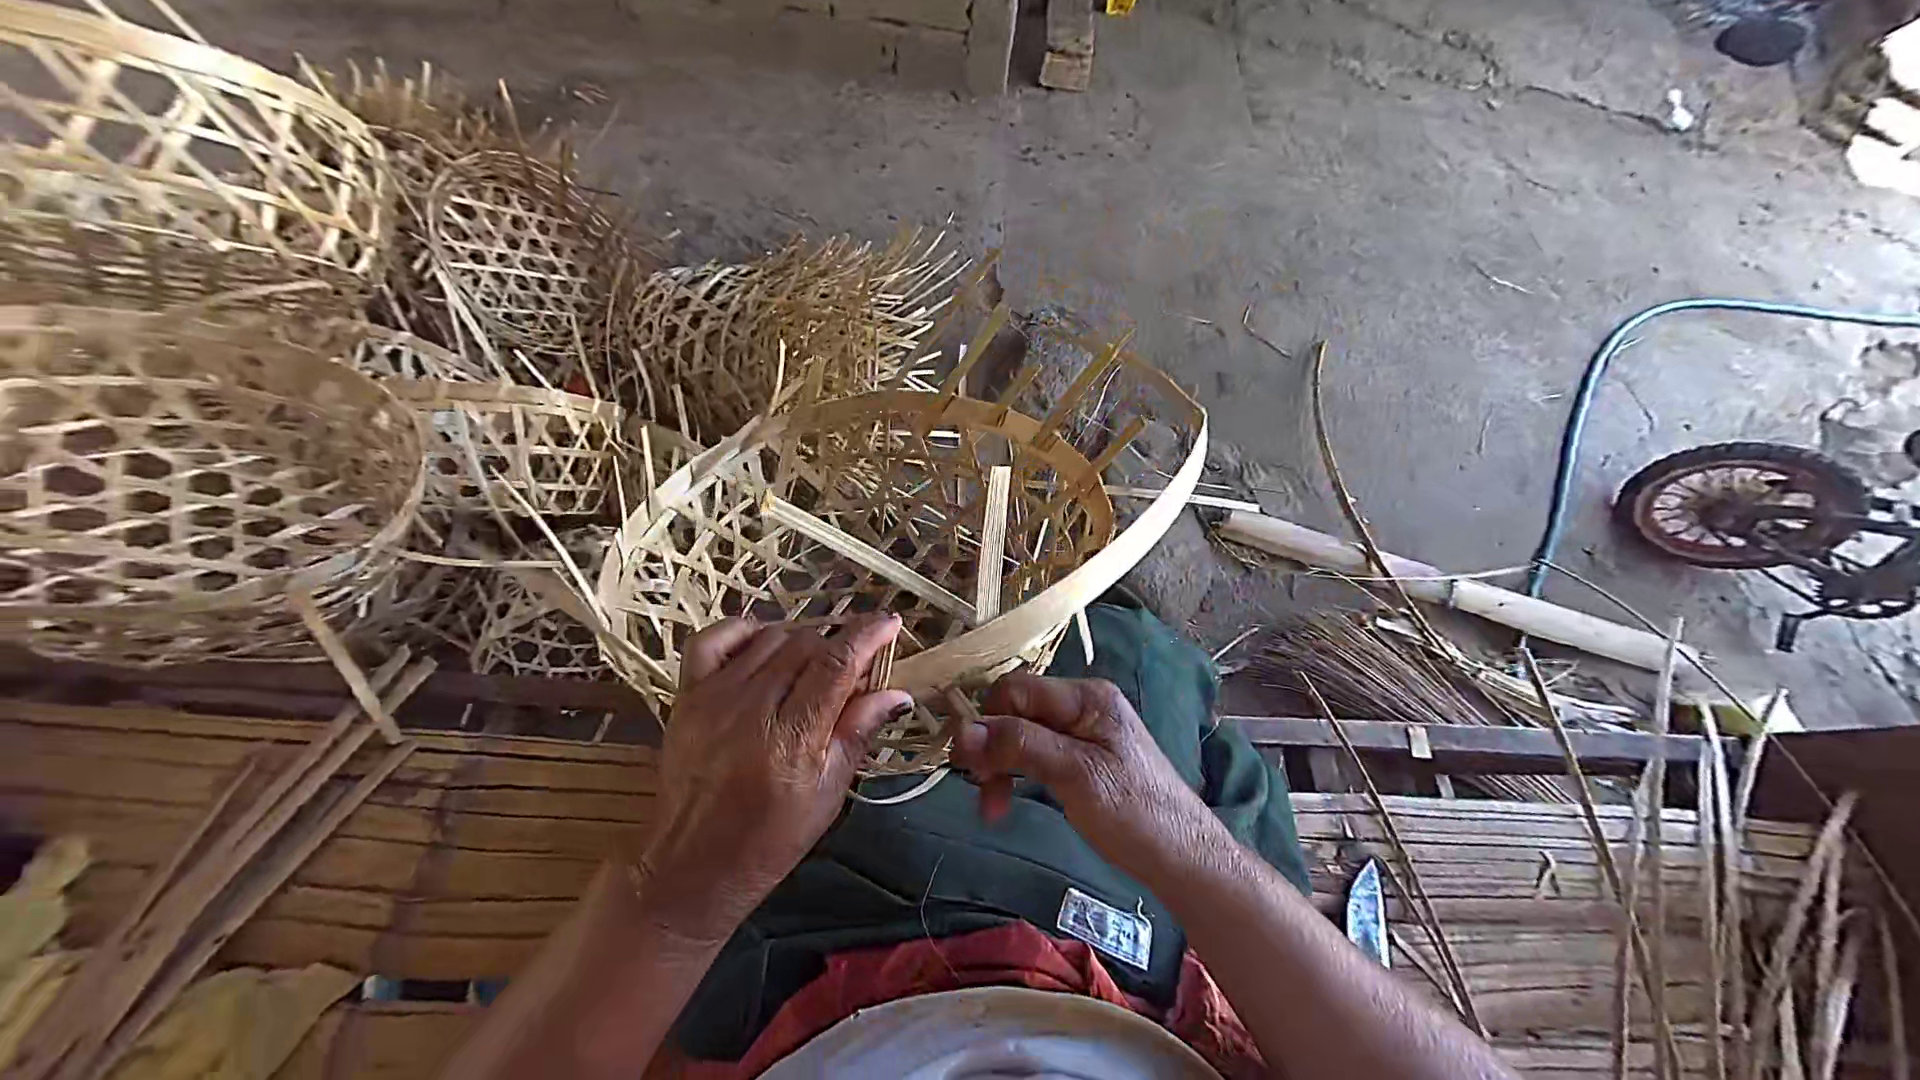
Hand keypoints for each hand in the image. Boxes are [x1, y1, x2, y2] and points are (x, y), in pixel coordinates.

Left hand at [638, 614, 910, 942]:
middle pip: (806, 644)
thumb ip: (858, 734)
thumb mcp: (828, 795)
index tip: (890, 622)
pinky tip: (764, 646)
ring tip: (811, 671)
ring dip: (801, 643)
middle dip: (838, 648)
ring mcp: (714, 696)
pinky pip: (716, 637)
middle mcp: (751, 707)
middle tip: (850, 676)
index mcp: (792, 739)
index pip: (836, 665)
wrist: (690, 867)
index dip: (868, 636)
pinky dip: (746, 631)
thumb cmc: (768, 840)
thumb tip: (897, 693)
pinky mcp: (687, 694)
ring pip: (771, 637)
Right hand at [949, 673, 1229, 883]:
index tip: (967, 763)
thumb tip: (962, 730)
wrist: (1184, 860)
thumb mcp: (1073, 775)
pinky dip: (1018, 774)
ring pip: (1022, 734)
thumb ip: (1019, 745)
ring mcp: (1084, 731)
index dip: (986, 720)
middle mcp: (1083, 704)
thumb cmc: (1133, 814)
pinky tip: (1009, 800)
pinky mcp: (1082, 757)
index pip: (1017, 689)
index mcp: (1086, 697)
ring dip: (1001, 765)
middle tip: (979, 790)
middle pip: (1017, 711)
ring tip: (992, 808)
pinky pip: (1036, 753)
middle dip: (992, 747)